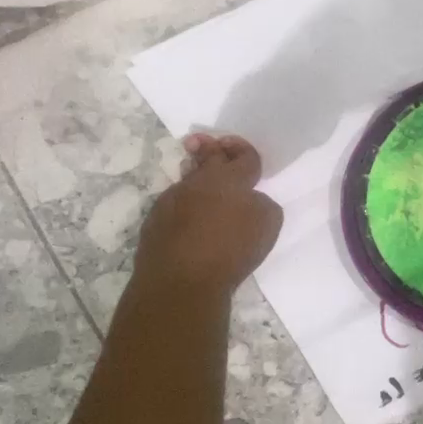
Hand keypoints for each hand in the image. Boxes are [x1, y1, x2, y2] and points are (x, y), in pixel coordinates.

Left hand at [133, 134, 283, 296]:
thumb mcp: (268, 222)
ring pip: (187, 183)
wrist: (180, 282)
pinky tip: (192, 223)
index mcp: (229, 179)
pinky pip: (175, 206)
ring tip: (200, 186)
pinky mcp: (154, 224)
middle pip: (205, 159)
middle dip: (206, 148)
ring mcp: (170, 203)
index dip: (241, 148)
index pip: (242, 157)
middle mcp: (197, 184)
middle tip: (199, 141)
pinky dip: (186, 208)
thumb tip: (247, 201)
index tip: (232, 144)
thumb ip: (262, 202)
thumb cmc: (232, 248)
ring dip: (196, 180)